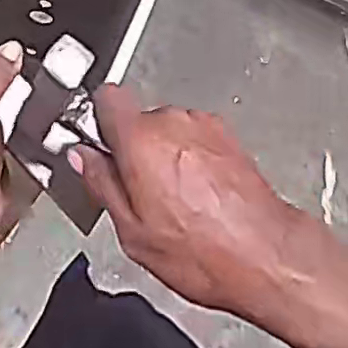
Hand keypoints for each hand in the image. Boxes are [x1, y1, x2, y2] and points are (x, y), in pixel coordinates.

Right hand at [69, 84, 303, 315]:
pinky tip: (198, 194)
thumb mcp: (133, 233)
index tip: (96, 141)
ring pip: (166, 129)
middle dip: (133, 149)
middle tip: (139, 192)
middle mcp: (171, 121)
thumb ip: (102, 184)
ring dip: (164, 154)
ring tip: (174, 200)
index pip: (108, 97)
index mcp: (141, 140)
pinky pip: (192, 136)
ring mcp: (200, 123)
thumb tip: (84, 158)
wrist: (263, 250)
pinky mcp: (223, 131)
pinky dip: (190, 157)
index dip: (98, 117)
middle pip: (137, 120)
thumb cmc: (203, 249)